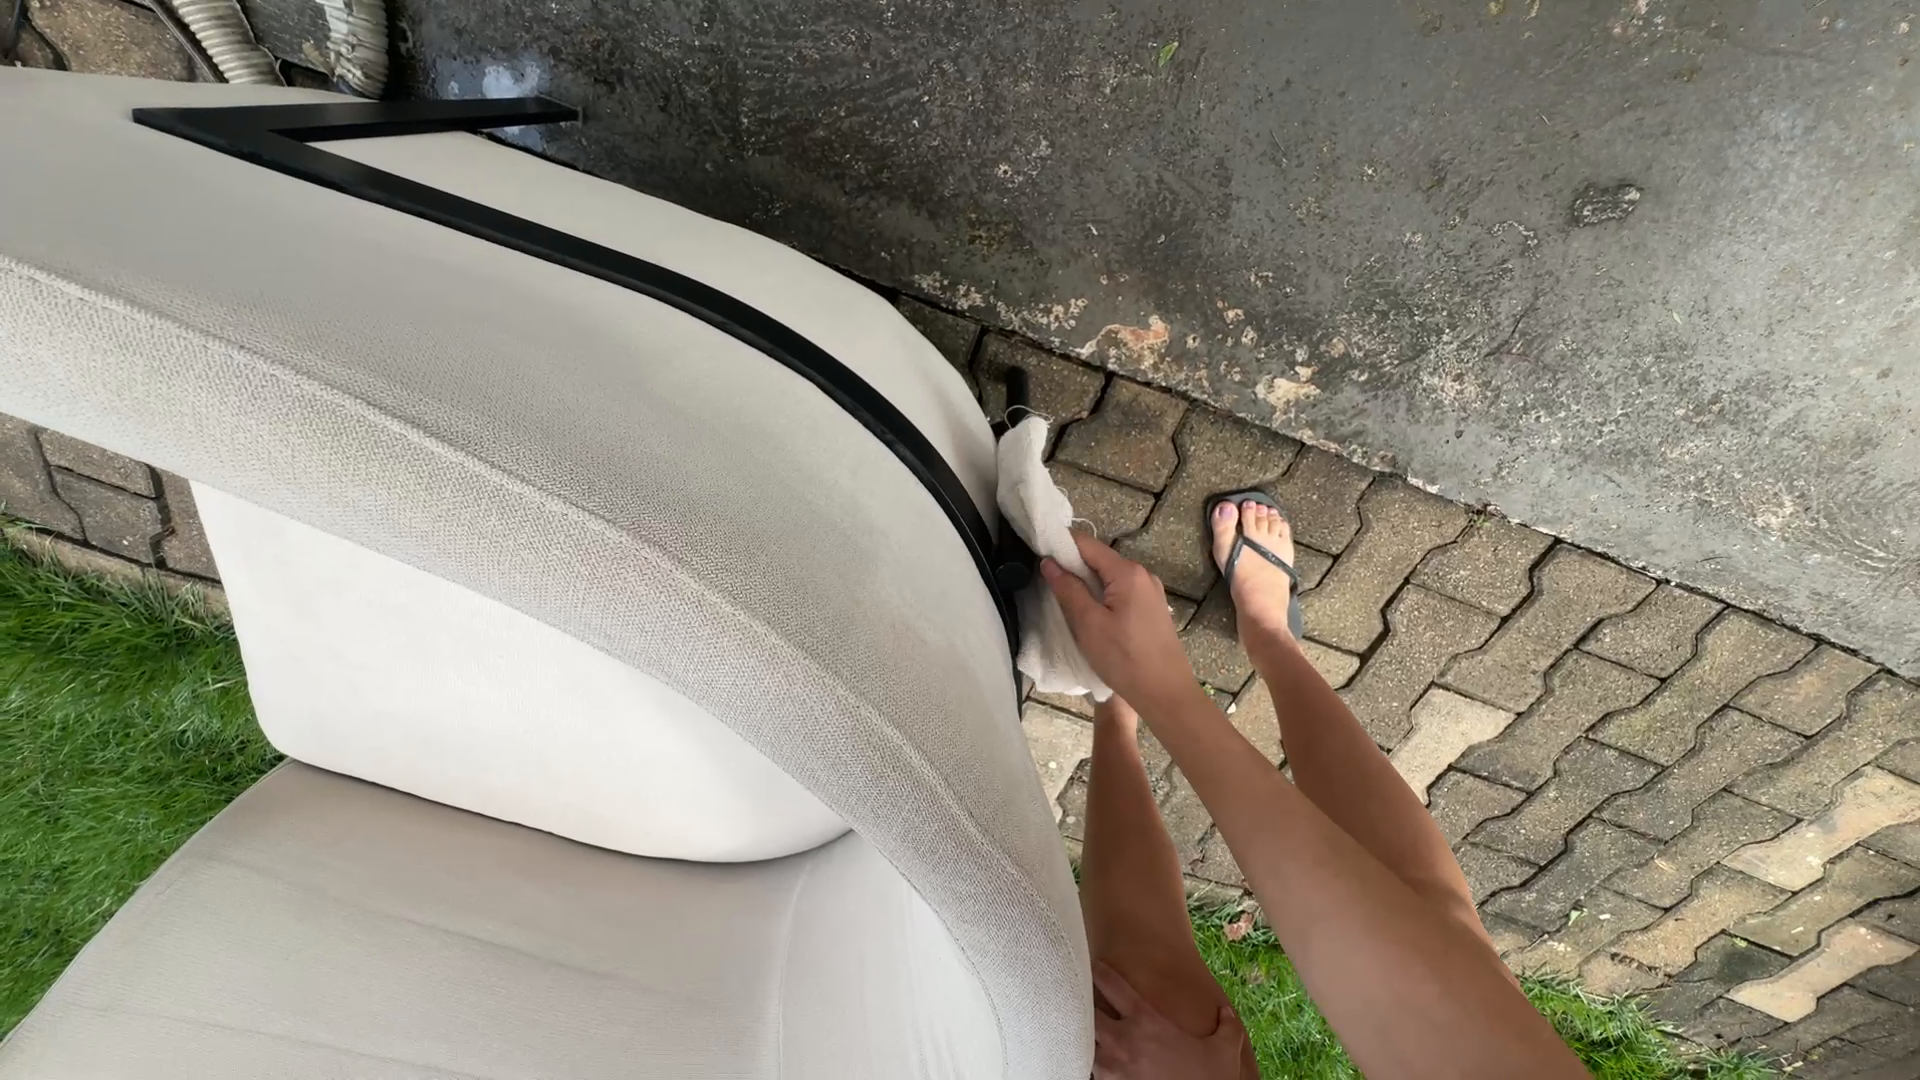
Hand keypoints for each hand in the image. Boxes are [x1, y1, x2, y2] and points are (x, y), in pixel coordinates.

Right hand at [1041, 531, 1198, 712]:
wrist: (1166, 694)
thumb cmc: (1124, 658)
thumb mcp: (1088, 623)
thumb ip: (1068, 589)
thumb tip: (1049, 563)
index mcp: (1127, 572)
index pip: (1087, 544)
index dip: (1060, 545)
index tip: (1037, 555)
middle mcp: (1142, 574)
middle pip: (1099, 559)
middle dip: (1072, 566)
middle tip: (1046, 582)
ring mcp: (1150, 592)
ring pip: (1110, 577)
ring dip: (1086, 583)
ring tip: (1065, 600)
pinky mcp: (1152, 609)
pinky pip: (1121, 592)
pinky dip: (1102, 595)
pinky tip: (1091, 614)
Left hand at [1093, 961, 1247, 1079]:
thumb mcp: (1224, 1051)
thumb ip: (1226, 1028)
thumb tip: (1226, 1011)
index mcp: (1146, 1021)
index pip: (1111, 984)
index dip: (1100, 972)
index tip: (1094, 965)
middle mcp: (1124, 1041)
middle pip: (1087, 1012)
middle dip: (1083, 1004)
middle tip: (1082, 998)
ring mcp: (1114, 1068)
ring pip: (1084, 1044)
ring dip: (1084, 1037)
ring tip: (1081, 1030)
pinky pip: (1089, 1073)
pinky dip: (1089, 1066)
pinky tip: (1092, 1062)